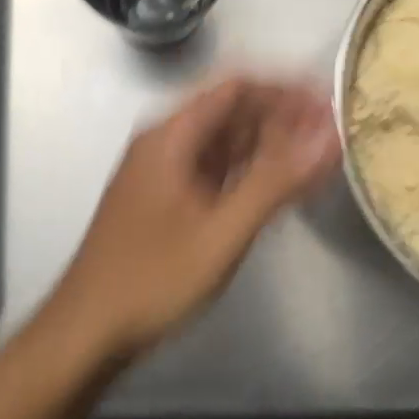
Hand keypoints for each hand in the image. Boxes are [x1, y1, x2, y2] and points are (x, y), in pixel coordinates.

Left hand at [46, 75, 342, 360]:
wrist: (87, 331)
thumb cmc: (152, 279)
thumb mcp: (222, 231)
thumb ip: (277, 181)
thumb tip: (329, 136)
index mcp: (171, 136)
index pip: (237, 87)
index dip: (285, 89)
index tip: (328, 102)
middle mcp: (165, 144)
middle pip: (231, 112)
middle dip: (283, 117)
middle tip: (332, 134)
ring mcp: (164, 174)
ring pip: (225, 143)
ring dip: (270, 146)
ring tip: (317, 158)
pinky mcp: (167, 202)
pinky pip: (216, 172)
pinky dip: (250, 173)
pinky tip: (281, 190)